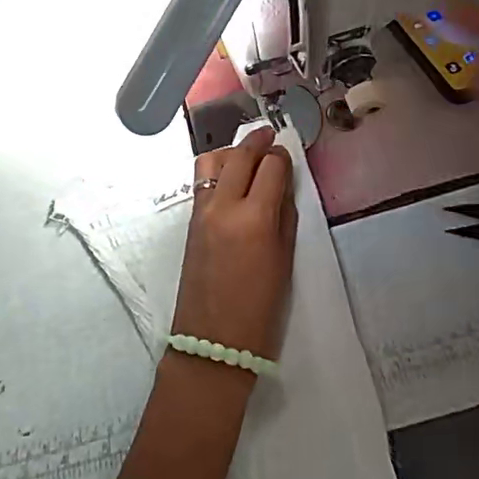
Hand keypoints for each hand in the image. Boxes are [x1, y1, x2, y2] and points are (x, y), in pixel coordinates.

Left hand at [173, 127, 296, 362]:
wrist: (212, 341)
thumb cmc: (259, 309)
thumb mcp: (284, 261)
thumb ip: (284, 216)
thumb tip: (283, 186)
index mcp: (254, 218)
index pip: (270, 167)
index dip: (282, 156)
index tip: (289, 153)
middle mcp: (223, 206)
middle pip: (239, 155)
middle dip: (258, 141)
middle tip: (271, 136)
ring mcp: (201, 212)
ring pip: (211, 161)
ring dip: (231, 151)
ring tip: (247, 157)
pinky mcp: (189, 222)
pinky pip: (202, 181)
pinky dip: (218, 170)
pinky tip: (232, 181)